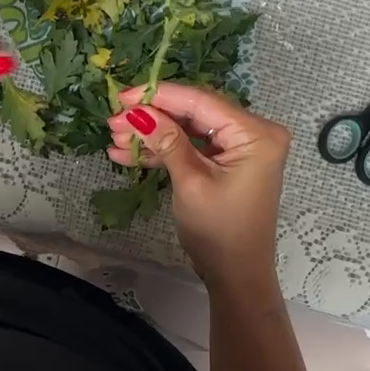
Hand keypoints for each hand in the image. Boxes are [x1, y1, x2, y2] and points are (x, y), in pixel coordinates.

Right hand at [108, 83, 290, 292]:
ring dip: (152, 134)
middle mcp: (252, 133)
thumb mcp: (191, 182)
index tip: (122, 96)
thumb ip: (167, 141)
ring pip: (188, 129)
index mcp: (255, 133)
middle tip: (114, 121)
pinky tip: (128, 153)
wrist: (236, 274)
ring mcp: (238, 149)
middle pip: (193, 112)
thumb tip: (138, 112)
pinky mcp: (225, 163)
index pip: (201, 102)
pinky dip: (162, 150)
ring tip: (115, 138)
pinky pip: (191, 147)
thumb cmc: (219, 231)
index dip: (159, 96)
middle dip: (152, 116)